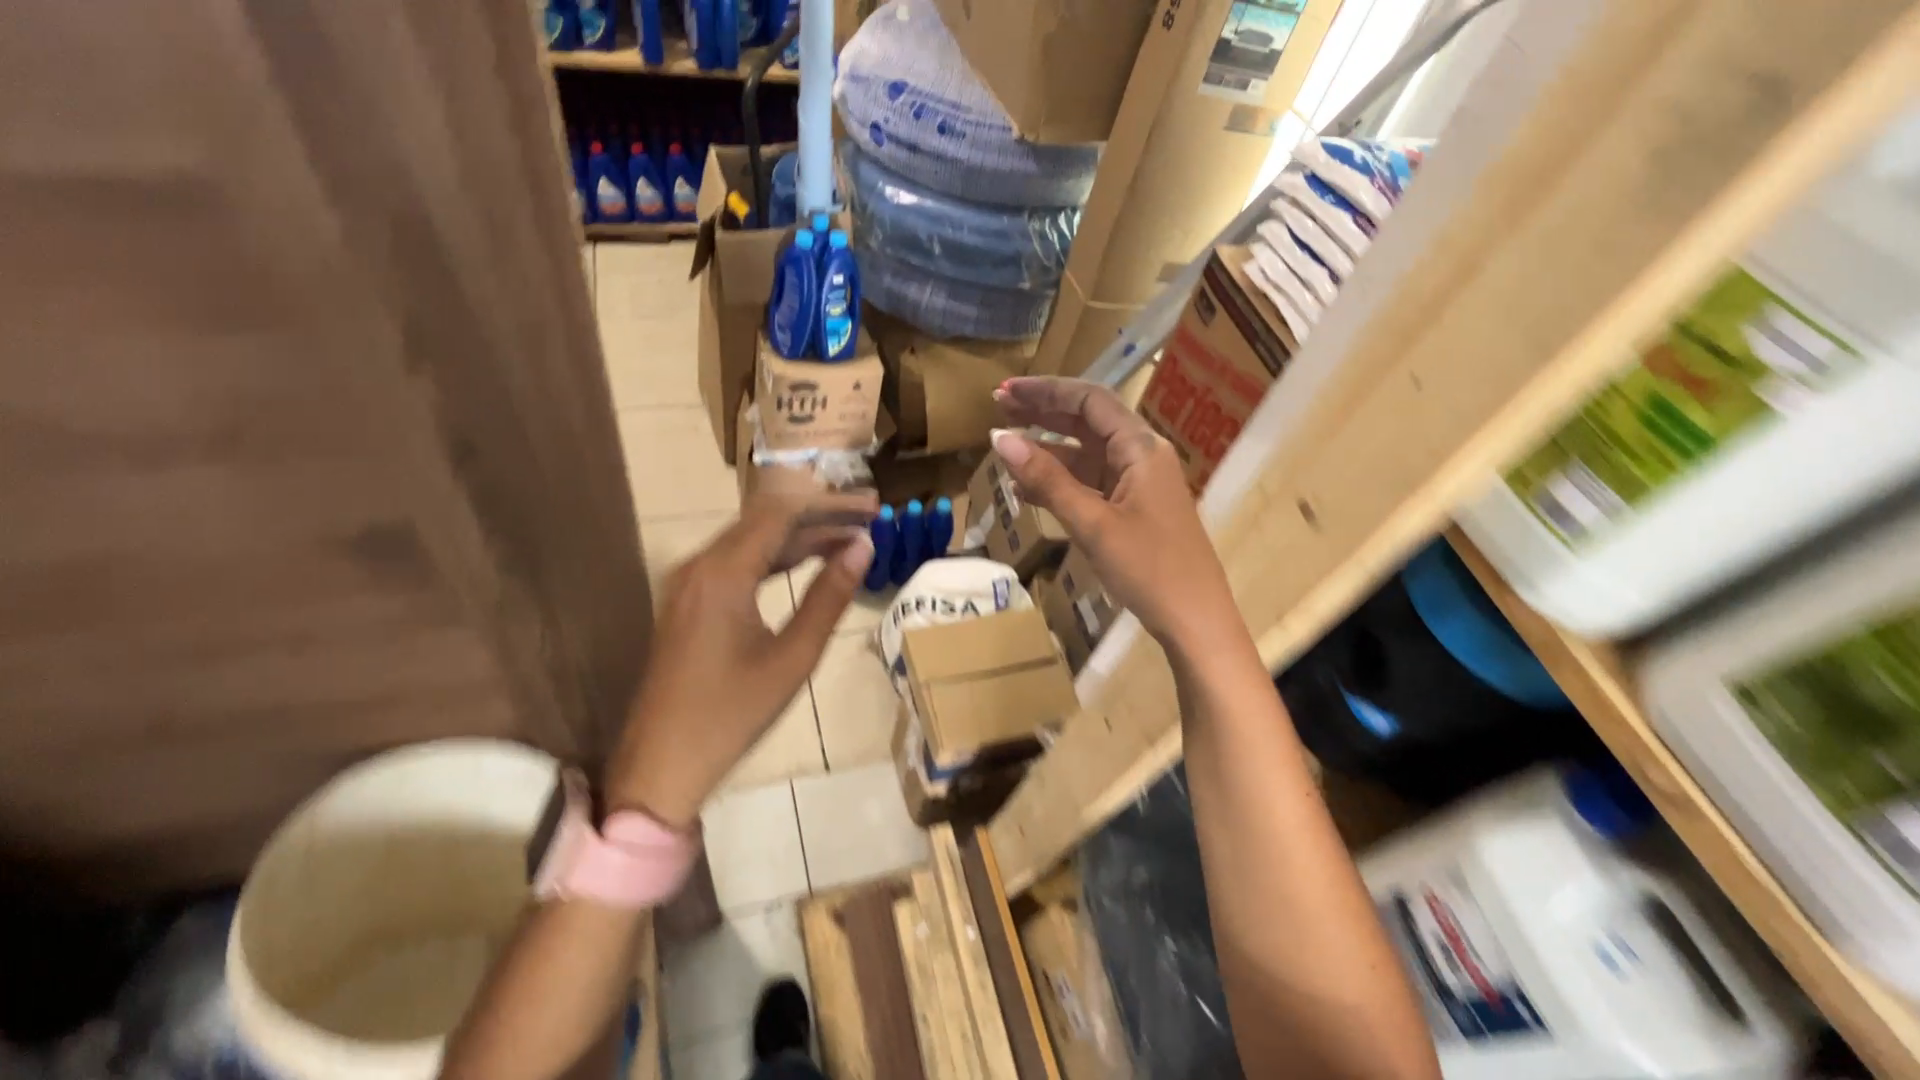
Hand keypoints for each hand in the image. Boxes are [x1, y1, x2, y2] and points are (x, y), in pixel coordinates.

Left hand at [606, 489, 876, 827]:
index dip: (831, 505)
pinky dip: (773, 557)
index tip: (873, 507)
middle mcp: (699, 565)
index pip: (783, 514)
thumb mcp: (792, 658)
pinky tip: (804, 563)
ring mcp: (688, 582)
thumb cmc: (733, 714)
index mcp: (723, 574)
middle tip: (869, 519)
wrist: (662, 761)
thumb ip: (828, 598)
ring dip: (798, 536)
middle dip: (819, 516)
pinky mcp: (686, 600)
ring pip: (750, 540)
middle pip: (765, 520)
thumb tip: (862, 549)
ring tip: (848, 538)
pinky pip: (735, 562)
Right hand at [992, 377, 1239, 653]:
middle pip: (1087, 421)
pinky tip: (1026, 488)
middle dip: (1042, 412)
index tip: (1004, 392)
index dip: (1045, 391)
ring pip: (1086, 454)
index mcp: (1140, 447)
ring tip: (1004, 446)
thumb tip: (1000, 438)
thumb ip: (1047, 479)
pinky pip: (1090, 483)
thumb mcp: (1092, 523)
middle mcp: (1141, 456)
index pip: (1089, 400)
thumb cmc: (1148, 568)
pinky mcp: (1132, 510)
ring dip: (1046, 449)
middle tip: (997, 406)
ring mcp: (1138, 484)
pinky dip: (1060, 481)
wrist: (1194, 620)